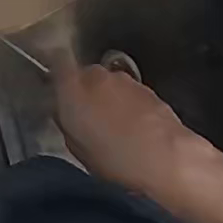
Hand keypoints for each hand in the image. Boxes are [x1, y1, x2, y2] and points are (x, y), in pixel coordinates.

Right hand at [53, 61, 213, 200]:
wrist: (166, 156)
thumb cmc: (114, 159)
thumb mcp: (77, 149)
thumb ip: (66, 123)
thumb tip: (64, 112)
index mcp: (73, 88)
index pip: (58, 63)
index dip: (57, 72)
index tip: (57, 88)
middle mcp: (97, 76)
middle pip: (85, 75)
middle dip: (84, 91)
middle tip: (86, 118)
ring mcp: (124, 79)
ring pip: (108, 84)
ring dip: (107, 98)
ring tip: (113, 128)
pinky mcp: (147, 87)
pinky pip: (128, 92)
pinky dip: (127, 104)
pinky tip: (133, 128)